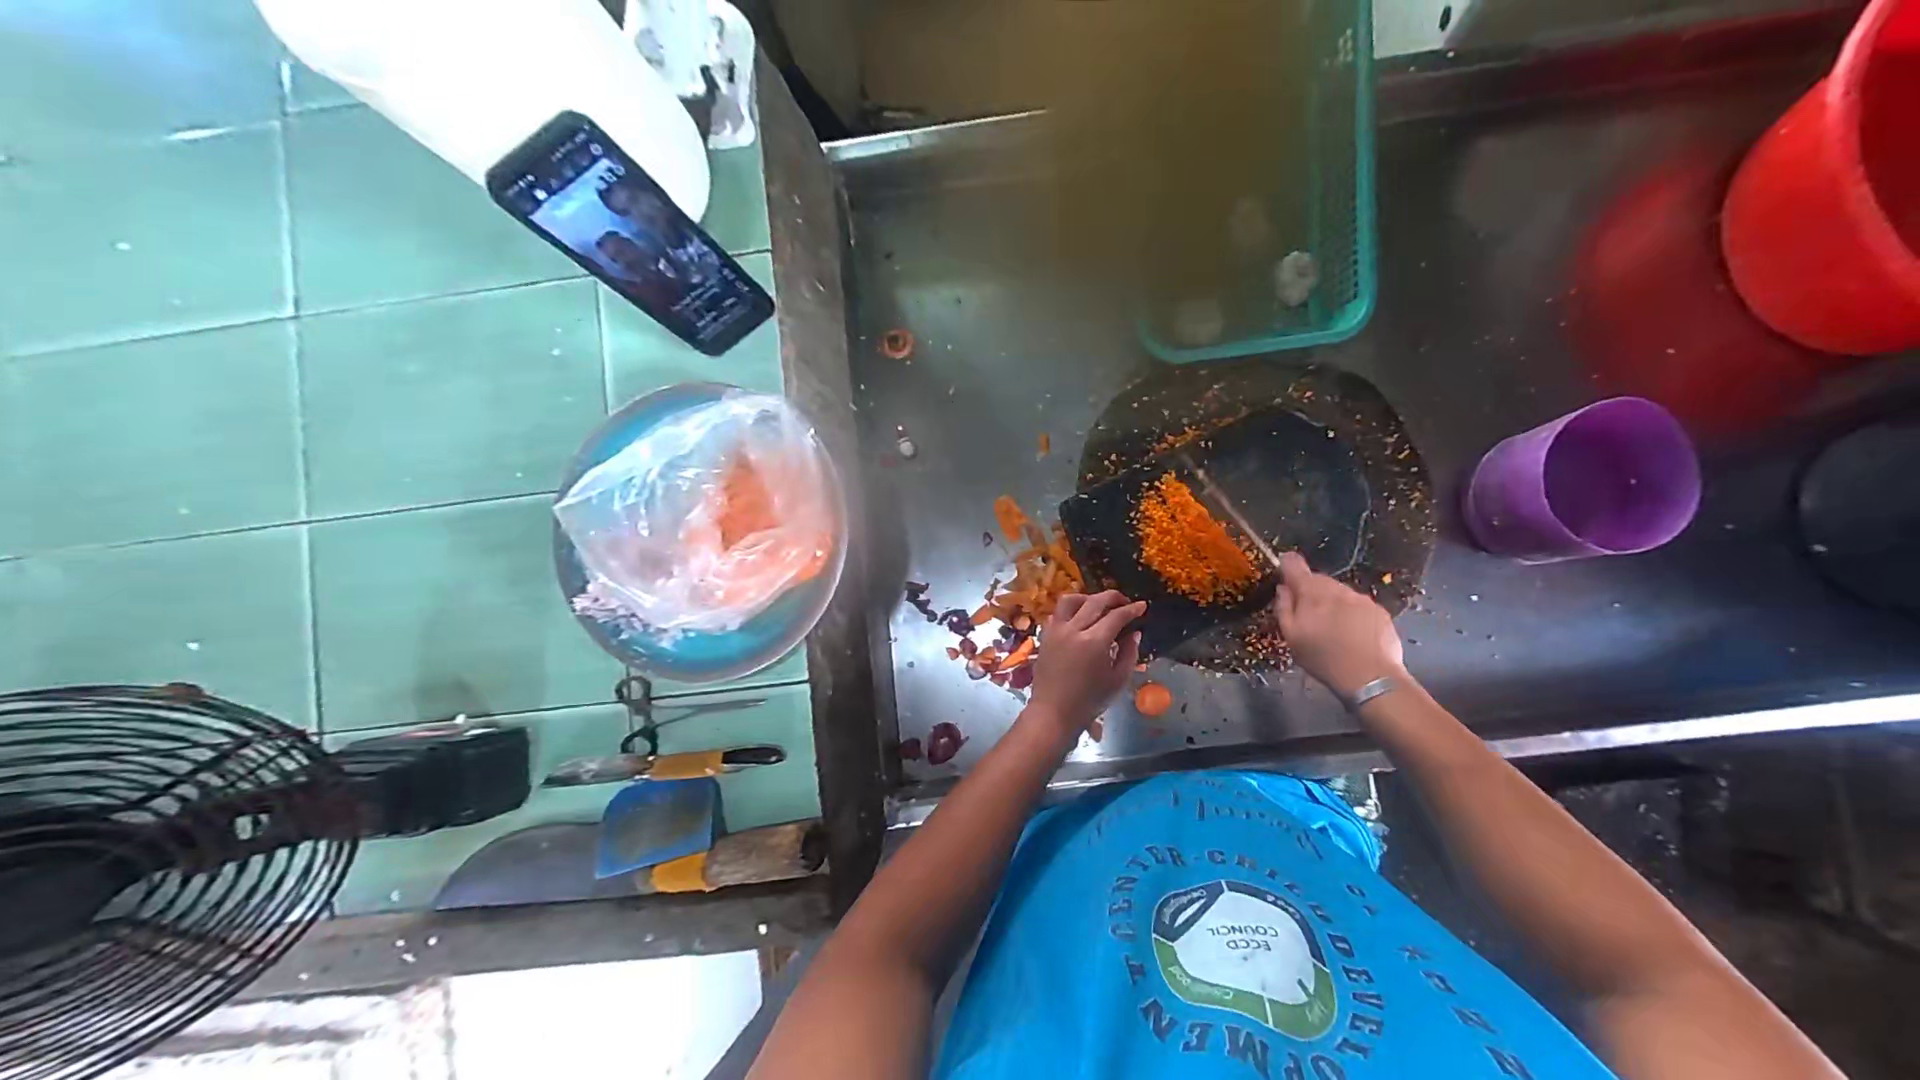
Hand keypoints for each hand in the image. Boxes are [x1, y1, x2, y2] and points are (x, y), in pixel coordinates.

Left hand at [1028, 591, 1144, 734]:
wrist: (1054, 711)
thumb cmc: (1089, 700)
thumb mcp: (1117, 680)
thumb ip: (1128, 653)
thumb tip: (1134, 633)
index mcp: (1094, 641)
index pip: (1116, 616)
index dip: (1132, 609)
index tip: (1142, 606)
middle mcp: (1074, 630)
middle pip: (1095, 602)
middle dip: (1113, 597)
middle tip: (1124, 602)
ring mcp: (1056, 631)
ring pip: (1070, 600)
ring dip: (1087, 598)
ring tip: (1098, 605)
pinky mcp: (1045, 635)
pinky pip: (1056, 614)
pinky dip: (1069, 610)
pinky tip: (1078, 618)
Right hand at [1273, 552, 1404, 699]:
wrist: (1371, 677)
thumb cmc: (1323, 658)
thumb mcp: (1291, 637)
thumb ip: (1284, 608)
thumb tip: (1283, 588)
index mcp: (1311, 593)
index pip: (1295, 566)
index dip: (1287, 564)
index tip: (1284, 565)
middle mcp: (1337, 589)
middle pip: (1319, 580)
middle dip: (1311, 590)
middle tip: (1307, 613)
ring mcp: (1361, 599)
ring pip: (1340, 592)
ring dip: (1332, 602)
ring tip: (1332, 627)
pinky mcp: (1380, 611)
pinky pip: (1359, 605)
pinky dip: (1351, 613)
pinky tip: (1352, 634)